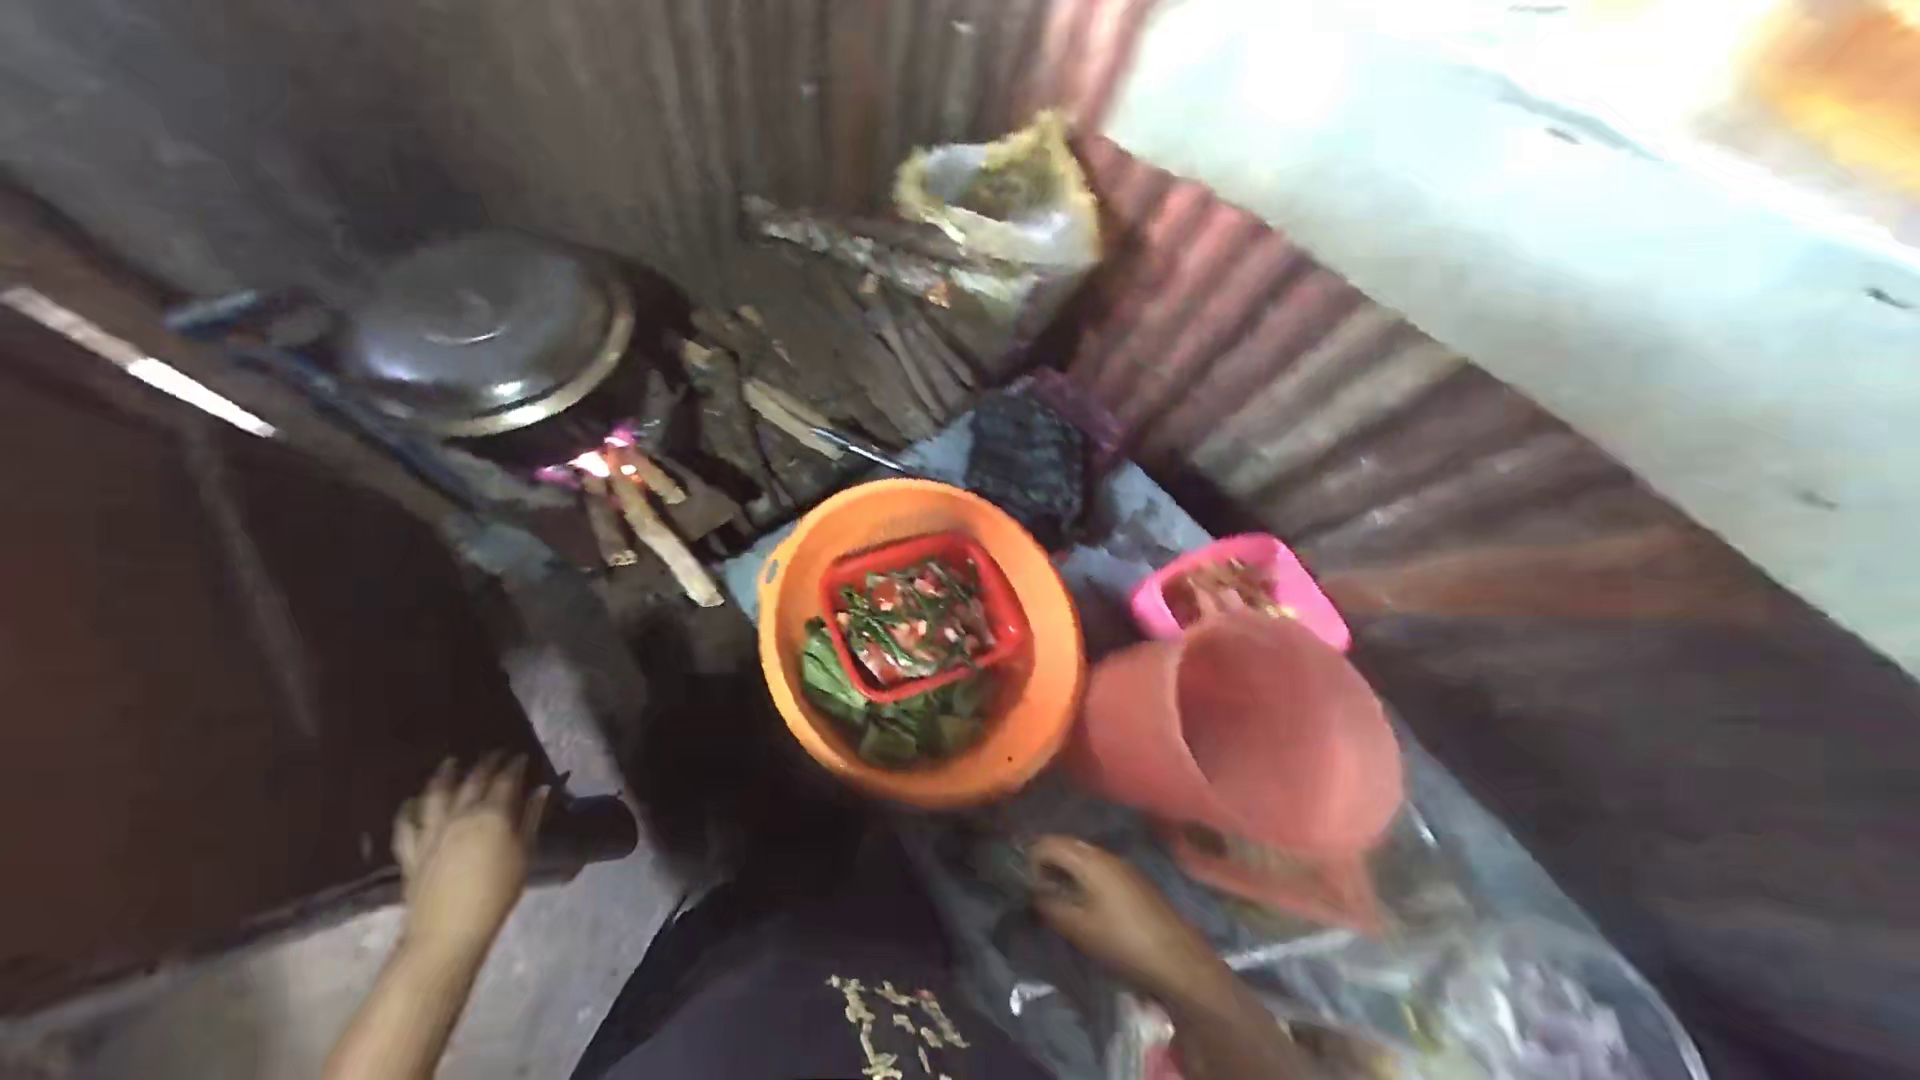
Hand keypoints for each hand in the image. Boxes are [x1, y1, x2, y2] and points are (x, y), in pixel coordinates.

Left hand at [392, 754, 548, 959]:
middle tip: (494, 753)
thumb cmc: (498, 891)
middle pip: (473, 781)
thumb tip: (541, 790)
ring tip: (450, 763)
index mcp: (492, 814)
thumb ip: (532, 817)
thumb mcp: (525, 852)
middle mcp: (460, 815)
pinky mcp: (411, 852)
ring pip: (436, 795)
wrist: (448, 931)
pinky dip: (408, 810)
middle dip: (485, 764)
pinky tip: (411, 801)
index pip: (505, 780)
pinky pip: (406, 826)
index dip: (514, 765)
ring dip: (444, 776)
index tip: (520, 756)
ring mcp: (432, 832)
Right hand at [1026, 835, 1228, 1006]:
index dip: (1031, 861)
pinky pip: (1100, 869)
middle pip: (1067, 845)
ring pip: (1084, 857)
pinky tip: (1086, 906)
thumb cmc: (1123, 942)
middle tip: (1040, 894)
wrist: (1179, 962)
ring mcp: (1124, 866)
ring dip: (1066, 872)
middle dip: (1048, 864)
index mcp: (1090, 859)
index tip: (1029, 889)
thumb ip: (1049, 905)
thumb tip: (1033, 891)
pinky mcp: (1135, 882)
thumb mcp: (1077, 927)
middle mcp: (1106, 854)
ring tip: (1060, 902)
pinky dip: (1084, 879)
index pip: (1048, 842)